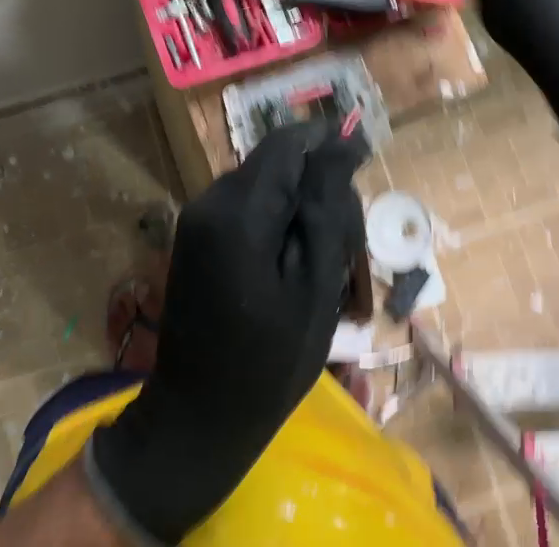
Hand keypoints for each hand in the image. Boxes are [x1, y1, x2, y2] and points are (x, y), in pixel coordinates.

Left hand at [86, 122, 367, 543]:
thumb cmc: (270, 359)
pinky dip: (275, 228)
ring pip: (263, 188)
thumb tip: (338, 143)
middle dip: (317, 191)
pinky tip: (294, 272)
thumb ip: (324, 207)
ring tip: (325, 269)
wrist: (199, 416)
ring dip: (298, 213)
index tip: (365, 163)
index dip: (329, 143)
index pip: (287, 143)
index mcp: (238, 210)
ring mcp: (195, 220)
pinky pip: (244, 211)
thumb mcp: (314, 283)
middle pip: (276, 166)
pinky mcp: (194, 240)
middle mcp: (208, 201)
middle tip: (348, 251)